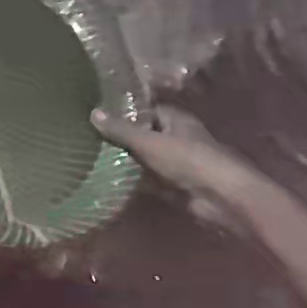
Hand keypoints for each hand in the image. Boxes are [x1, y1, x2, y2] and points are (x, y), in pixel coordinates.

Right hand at [91, 105, 271, 212]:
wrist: (219, 197)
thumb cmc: (188, 160)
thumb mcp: (149, 142)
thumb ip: (121, 130)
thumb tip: (92, 112)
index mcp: (176, 120)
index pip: (146, 110)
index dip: (124, 112)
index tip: (98, 115)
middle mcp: (175, 138)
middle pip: (143, 135)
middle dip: (120, 138)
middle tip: (87, 137)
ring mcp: (174, 163)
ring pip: (143, 159)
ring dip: (123, 161)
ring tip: (90, 157)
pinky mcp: (171, 185)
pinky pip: (146, 180)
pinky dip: (130, 181)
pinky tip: (106, 180)